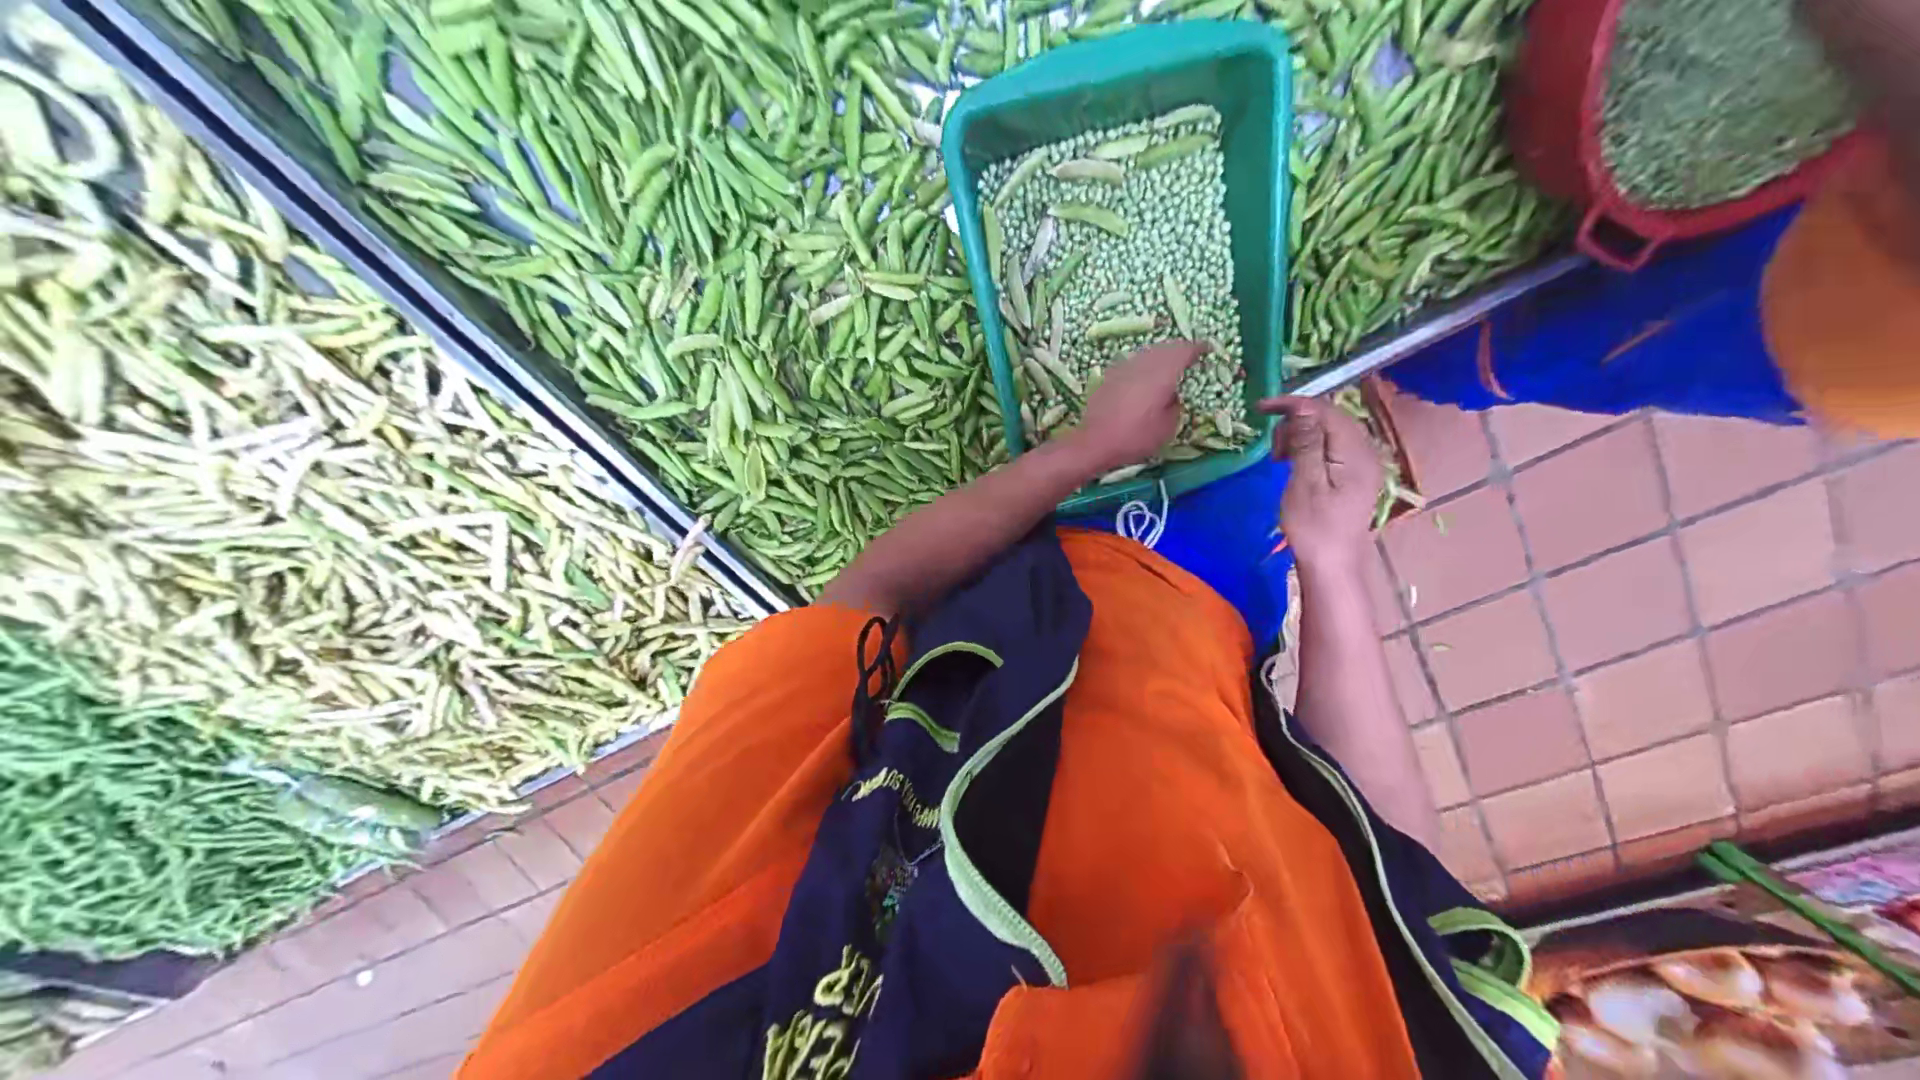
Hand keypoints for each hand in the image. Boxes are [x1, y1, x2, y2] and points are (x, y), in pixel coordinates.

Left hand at [1068, 340, 1203, 472]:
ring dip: (1161, 355)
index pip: (1183, 351)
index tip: (1207, 349)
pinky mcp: (1109, 377)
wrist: (1094, 443)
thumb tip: (1173, 395)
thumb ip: (1175, 405)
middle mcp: (1142, 364)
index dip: (1198, 348)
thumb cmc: (1134, 437)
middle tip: (1190, 357)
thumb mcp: (1167, 427)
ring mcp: (1123, 369)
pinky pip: (1133, 363)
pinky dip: (1144, 365)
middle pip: (1164, 348)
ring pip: (1147, 353)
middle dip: (1179, 349)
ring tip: (1169, 366)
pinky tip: (1144, 377)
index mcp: (1161, 373)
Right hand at [1259, 395, 1380, 568]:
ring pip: (1329, 431)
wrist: (1331, 564)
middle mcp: (1366, 453)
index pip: (1326, 411)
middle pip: (1330, 417)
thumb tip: (1302, 409)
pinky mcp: (1353, 475)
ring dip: (1300, 435)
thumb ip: (1306, 444)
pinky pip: (1331, 447)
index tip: (1261, 408)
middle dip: (1295, 421)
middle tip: (1271, 446)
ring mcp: (1362, 464)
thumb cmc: (1313, 528)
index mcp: (1355, 454)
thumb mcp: (1304, 484)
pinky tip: (1293, 463)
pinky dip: (1308, 447)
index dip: (1294, 404)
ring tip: (1279, 458)